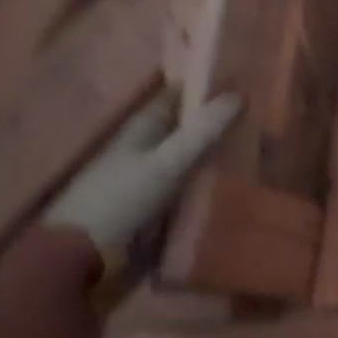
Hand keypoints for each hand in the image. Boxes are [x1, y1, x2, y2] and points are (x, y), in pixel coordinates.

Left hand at [40, 89, 241, 273]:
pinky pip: (189, 185)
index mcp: (139, 130)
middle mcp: (141, 149)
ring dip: (214, 151)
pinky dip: (209, 179)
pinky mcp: (152, 208)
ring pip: (188, 156)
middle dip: (214, 119)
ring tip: (254, 146)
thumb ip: (204, 130)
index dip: (202, 85)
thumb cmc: (120, 201)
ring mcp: (145, 179)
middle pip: (183, 127)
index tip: (240, 79)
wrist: (80, 258)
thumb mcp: (167, 162)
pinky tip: (232, 181)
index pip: (174, 97)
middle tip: (257, 113)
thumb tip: (240, 94)